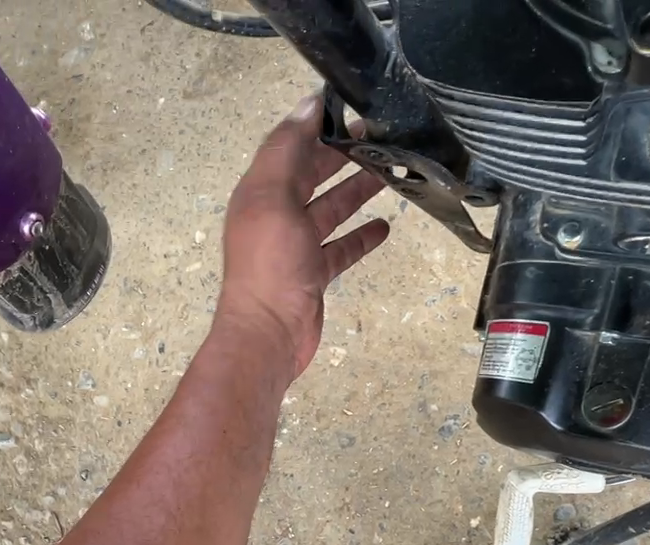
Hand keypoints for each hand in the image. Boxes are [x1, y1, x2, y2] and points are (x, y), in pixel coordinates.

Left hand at [214, 95, 391, 376]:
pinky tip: (385, 227)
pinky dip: (360, 237)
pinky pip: (340, 248)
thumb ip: (288, 150)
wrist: (268, 335)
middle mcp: (276, 216)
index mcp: (260, 192)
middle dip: (342, 154)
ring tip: (389, 171)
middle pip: (311, 175)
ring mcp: (295, 247)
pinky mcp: (313, 274)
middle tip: (380, 134)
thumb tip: (309, 103)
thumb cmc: (270, 265)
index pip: (289, 146)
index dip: (317, 123)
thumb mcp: (273, 198)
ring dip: (356, 190)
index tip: (353, 104)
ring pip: (330, 209)